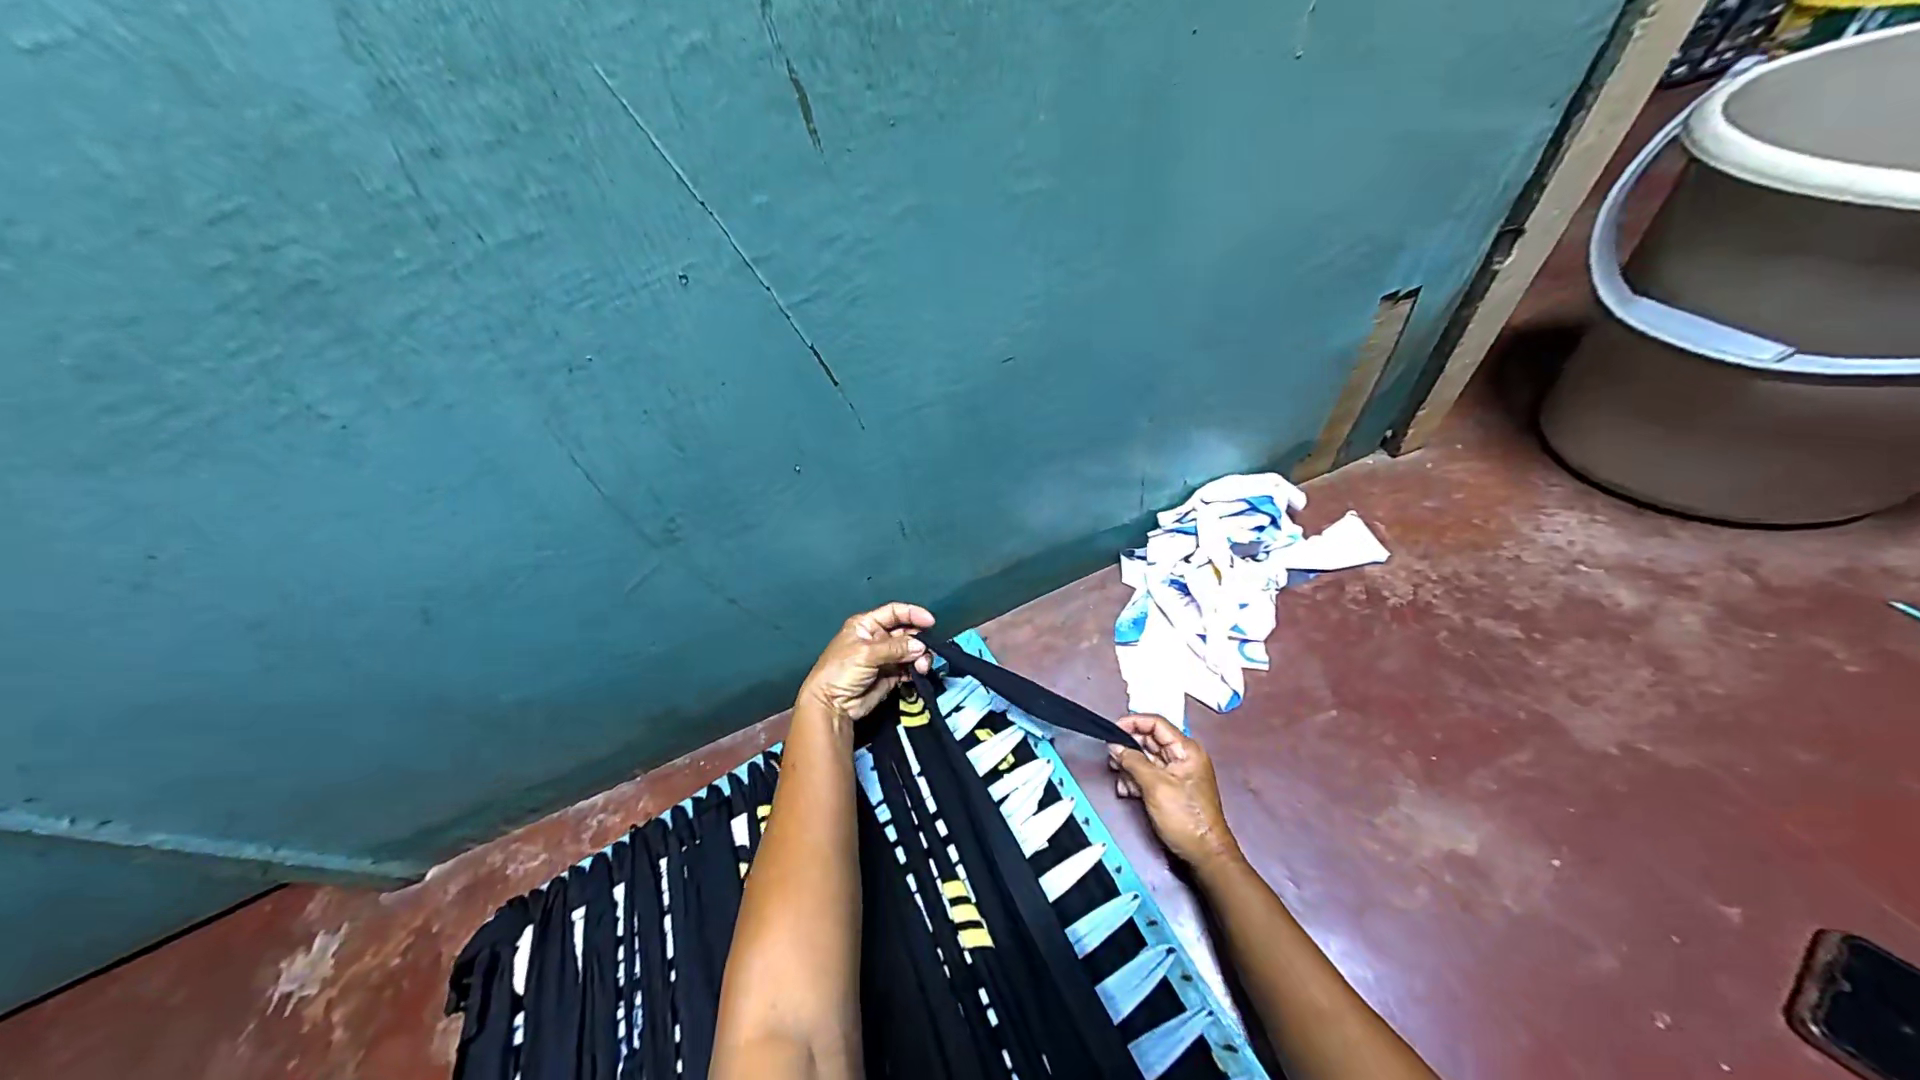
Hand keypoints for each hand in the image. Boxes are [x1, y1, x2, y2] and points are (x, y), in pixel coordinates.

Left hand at [797, 603, 935, 722]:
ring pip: (911, 651)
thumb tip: (921, 645)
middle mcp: (877, 638)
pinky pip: (909, 668)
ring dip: (920, 656)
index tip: (930, 621)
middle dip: (919, 639)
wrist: (832, 705)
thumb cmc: (841, 671)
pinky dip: (916, 669)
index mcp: (867, 625)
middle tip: (925, 651)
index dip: (912, 614)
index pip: (894, 613)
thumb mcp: (866, 653)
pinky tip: (918, 673)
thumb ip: (895, 648)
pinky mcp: (891, 675)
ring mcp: (885, 657)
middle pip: (906, 632)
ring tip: (922, 666)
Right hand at [1108, 714, 1243, 869]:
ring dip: (1129, 766)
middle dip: (1128, 748)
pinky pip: (1148, 774)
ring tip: (1119, 777)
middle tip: (1112, 756)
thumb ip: (1133, 761)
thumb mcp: (1155, 785)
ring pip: (1146, 758)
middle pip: (1149, 741)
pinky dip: (1135, 779)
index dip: (1133, 723)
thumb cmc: (1188, 820)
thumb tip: (1116, 747)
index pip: (1156, 724)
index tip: (1114, 729)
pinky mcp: (1171, 788)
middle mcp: (1183, 758)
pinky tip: (1127, 789)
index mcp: (1186, 750)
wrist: (1204, 853)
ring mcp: (1177, 773)